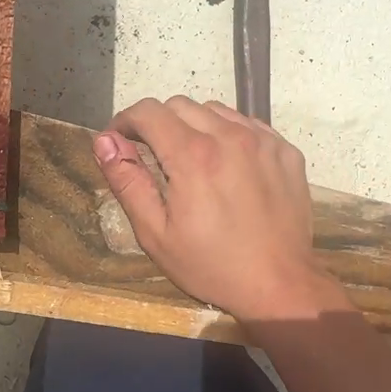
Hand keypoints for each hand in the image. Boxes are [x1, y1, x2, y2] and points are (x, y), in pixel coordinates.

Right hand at [95, 97, 353, 321]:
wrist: (279, 285)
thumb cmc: (212, 267)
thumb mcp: (156, 234)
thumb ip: (128, 182)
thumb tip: (105, 141)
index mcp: (194, 156)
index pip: (149, 112)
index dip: (126, 121)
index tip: (120, 141)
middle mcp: (230, 137)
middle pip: (181, 106)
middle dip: (159, 124)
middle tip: (156, 157)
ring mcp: (263, 141)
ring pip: (217, 111)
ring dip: (196, 127)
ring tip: (194, 162)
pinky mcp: (286, 151)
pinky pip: (249, 126)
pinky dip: (230, 136)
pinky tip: (229, 168)